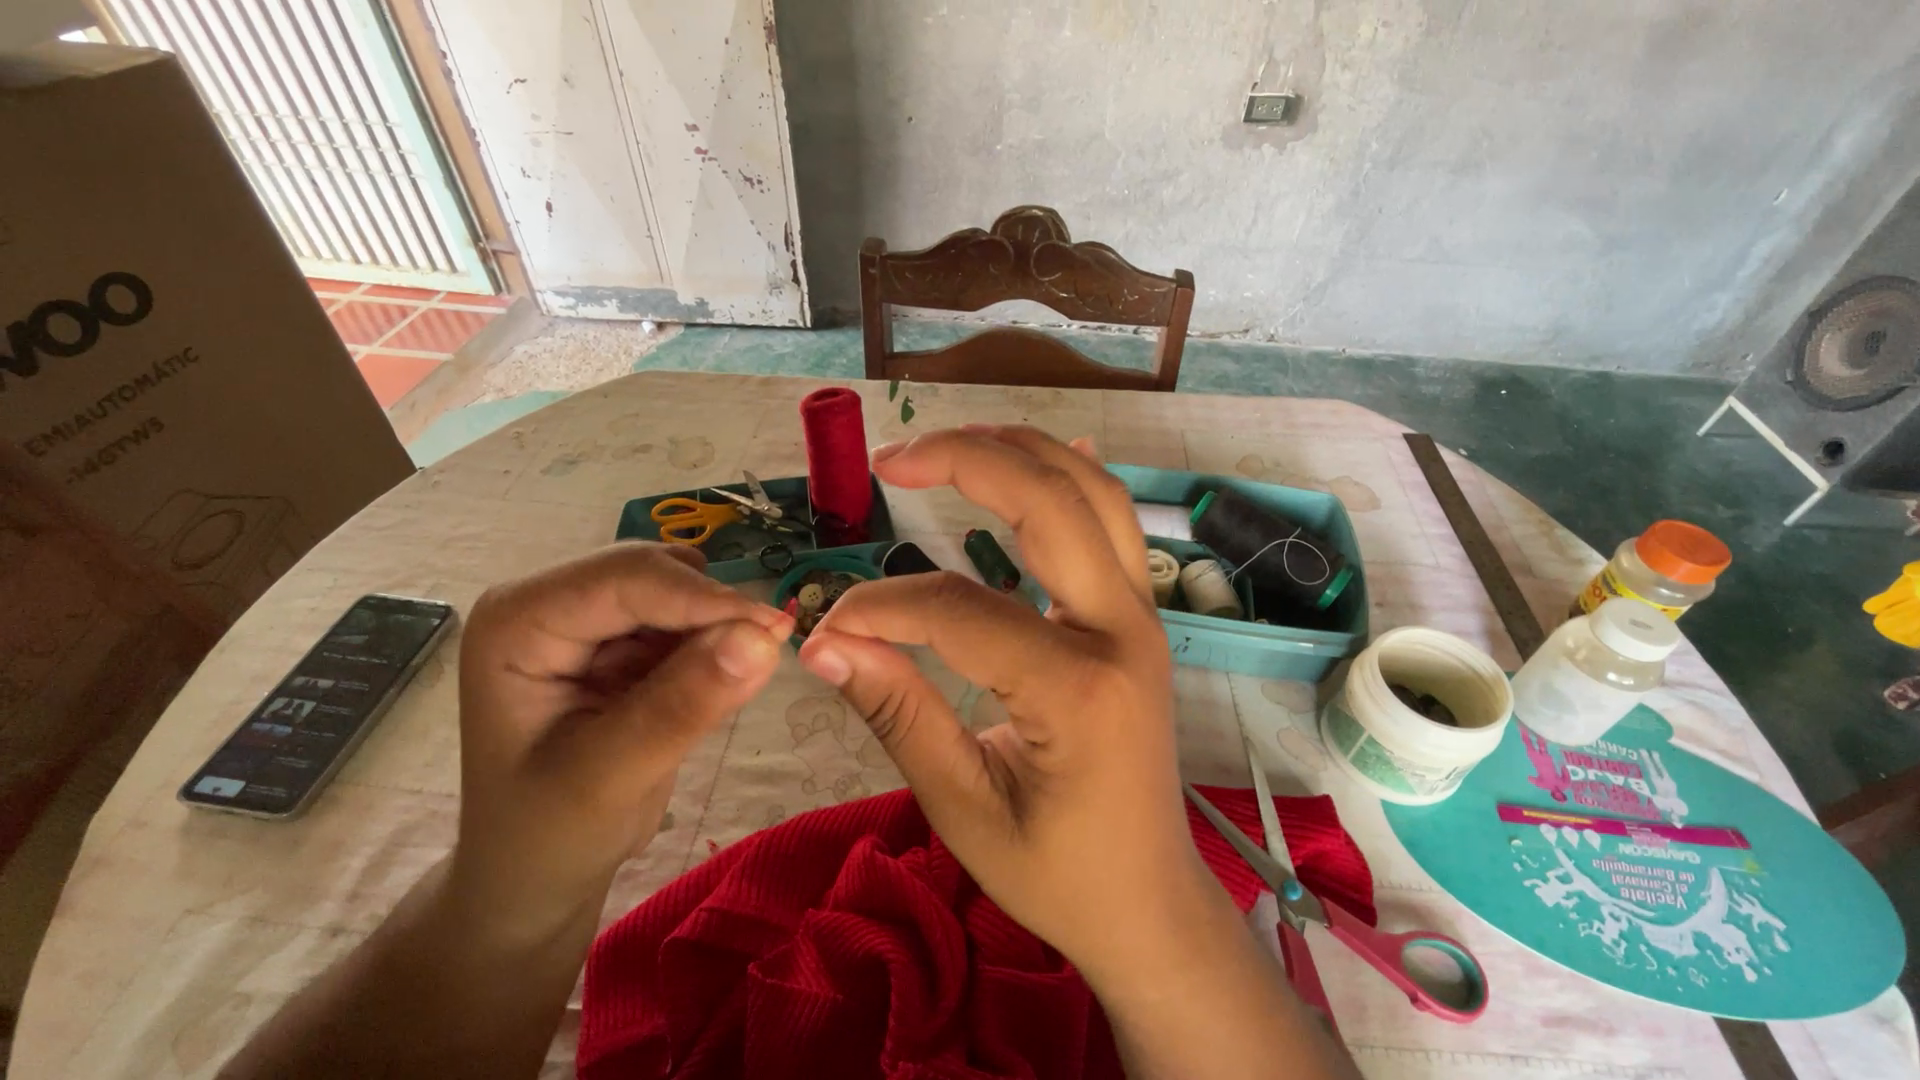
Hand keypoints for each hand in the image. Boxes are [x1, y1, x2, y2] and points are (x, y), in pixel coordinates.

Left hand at [451, 543, 790, 938]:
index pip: (625, 578)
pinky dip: (711, 641)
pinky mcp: (617, 640)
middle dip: (710, 608)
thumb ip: (683, 705)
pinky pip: (683, 616)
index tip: (774, 630)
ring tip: (726, 685)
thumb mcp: (612, 776)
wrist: (535, 874)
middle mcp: (547, 602)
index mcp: (517, 621)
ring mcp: (583, 618)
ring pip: (674, 586)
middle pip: (651, 571)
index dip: (702, 598)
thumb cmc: (550, 833)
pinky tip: (711, 684)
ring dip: (714, 624)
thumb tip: (764, 639)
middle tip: (764, 656)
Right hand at [796, 426, 1211, 975]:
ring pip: (1093, 493)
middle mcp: (1123, 631)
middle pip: (1047, 502)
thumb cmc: (1057, 872)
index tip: (828, 630)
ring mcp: (1143, 617)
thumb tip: (824, 645)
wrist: (1148, 900)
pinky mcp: (1140, 619)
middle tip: (890, 461)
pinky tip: (1042, 454)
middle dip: (964, 461)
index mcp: (1076, 689)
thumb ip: (898, 715)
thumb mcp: (964, 808)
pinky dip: (1073, 478)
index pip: (957, 610)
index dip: (880, 608)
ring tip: (946, 444)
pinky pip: (1114, 524)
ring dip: (1021, 452)